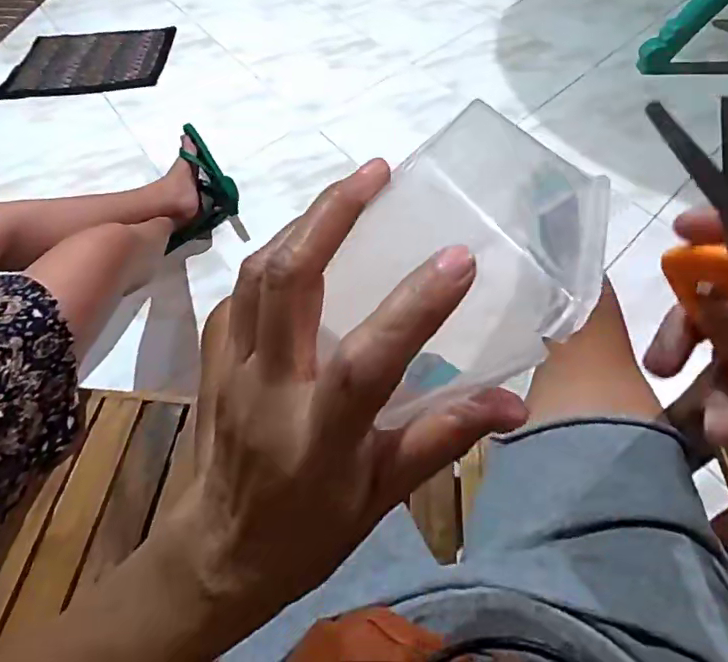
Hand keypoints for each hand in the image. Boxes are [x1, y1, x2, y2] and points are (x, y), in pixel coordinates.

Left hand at [154, 160, 528, 632]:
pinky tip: (302, 242)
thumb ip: (445, 437)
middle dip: (332, 215)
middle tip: (376, 172)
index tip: (459, 256)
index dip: (415, 305)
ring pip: (257, 273)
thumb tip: (515, 405)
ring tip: (347, 190)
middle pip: (288, 283)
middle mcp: (270, 386)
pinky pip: (238, 291)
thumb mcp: (382, 496)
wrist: (214, 556)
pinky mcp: (211, 358)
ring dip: (303, 222)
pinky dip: (272, 255)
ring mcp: (232, 367)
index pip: (369, 359)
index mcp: (321, 430)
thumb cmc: (309, 529)